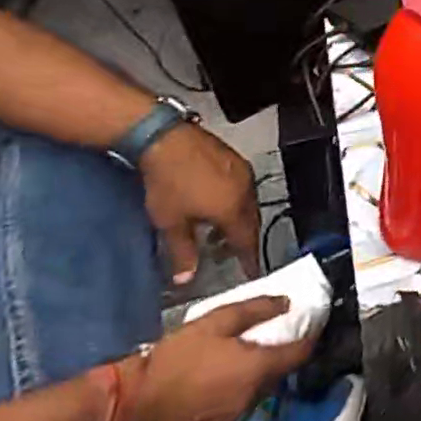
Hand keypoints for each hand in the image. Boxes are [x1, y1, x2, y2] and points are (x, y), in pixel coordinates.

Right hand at [114, 296, 315, 420]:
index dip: (311, 337)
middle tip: (274, 339)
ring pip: (255, 395)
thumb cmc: (174, 358)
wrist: (124, 406)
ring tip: (241, 360)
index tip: (314, 325)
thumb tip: (287, 303)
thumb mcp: (217, 321)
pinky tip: (218, 385)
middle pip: (278, 376)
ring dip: (255, 378)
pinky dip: (233, 397)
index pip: (299, 354)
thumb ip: (257, 310)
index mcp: (257, 371)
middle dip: (280, 357)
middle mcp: (250, 400)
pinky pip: (232, 412)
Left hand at [140, 124, 259, 283]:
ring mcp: (243, 173)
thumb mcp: (171, 223)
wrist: (169, 141)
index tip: (252, 272)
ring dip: (239, 220)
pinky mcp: (236, 160)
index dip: (249, 258)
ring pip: (248, 204)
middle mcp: (246, 191)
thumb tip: (186, 280)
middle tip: (230, 254)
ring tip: (218, 231)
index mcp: (233, 209)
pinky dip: (236, 202)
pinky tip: (218, 204)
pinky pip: (244, 188)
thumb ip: (183, 252)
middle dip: (244, 239)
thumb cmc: (169, 185)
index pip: (246, 240)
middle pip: (252, 221)